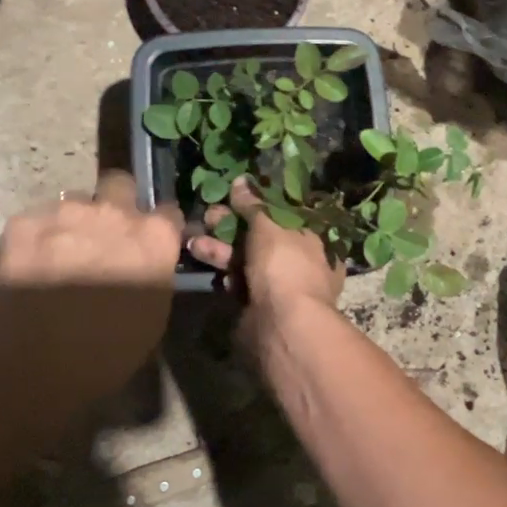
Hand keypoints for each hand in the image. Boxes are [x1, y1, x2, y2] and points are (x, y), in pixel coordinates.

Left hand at [0, 171, 183, 398]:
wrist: (32, 366)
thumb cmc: (105, 354)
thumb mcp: (153, 315)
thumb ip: (154, 273)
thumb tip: (146, 262)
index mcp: (153, 238)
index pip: (166, 212)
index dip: (156, 227)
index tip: (147, 243)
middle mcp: (114, 214)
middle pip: (119, 184)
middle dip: (115, 203)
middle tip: (104, 236)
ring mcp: (66, 213)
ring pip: (74, 201)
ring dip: (73, 221)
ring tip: (60, 255)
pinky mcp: (23, 223)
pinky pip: (36, 219)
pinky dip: (36, 236)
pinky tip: (30, 264)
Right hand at [186, 177, 344, 312]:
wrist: (283, 324)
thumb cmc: (284, 265)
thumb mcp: (269, 225)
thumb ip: (254, 204)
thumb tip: (242, 181)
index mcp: (313, 237)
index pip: (284, 213)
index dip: (257, 204)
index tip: (232, 195)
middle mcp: (301, 259)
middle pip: (262, 236)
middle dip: (232, 226)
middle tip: (207, 216)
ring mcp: (281, 284)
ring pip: (248, 260)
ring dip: (221, 250)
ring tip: (193, 242)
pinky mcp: (262, 306)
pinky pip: (243, 284)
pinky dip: (228, 277)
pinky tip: (213, 272)